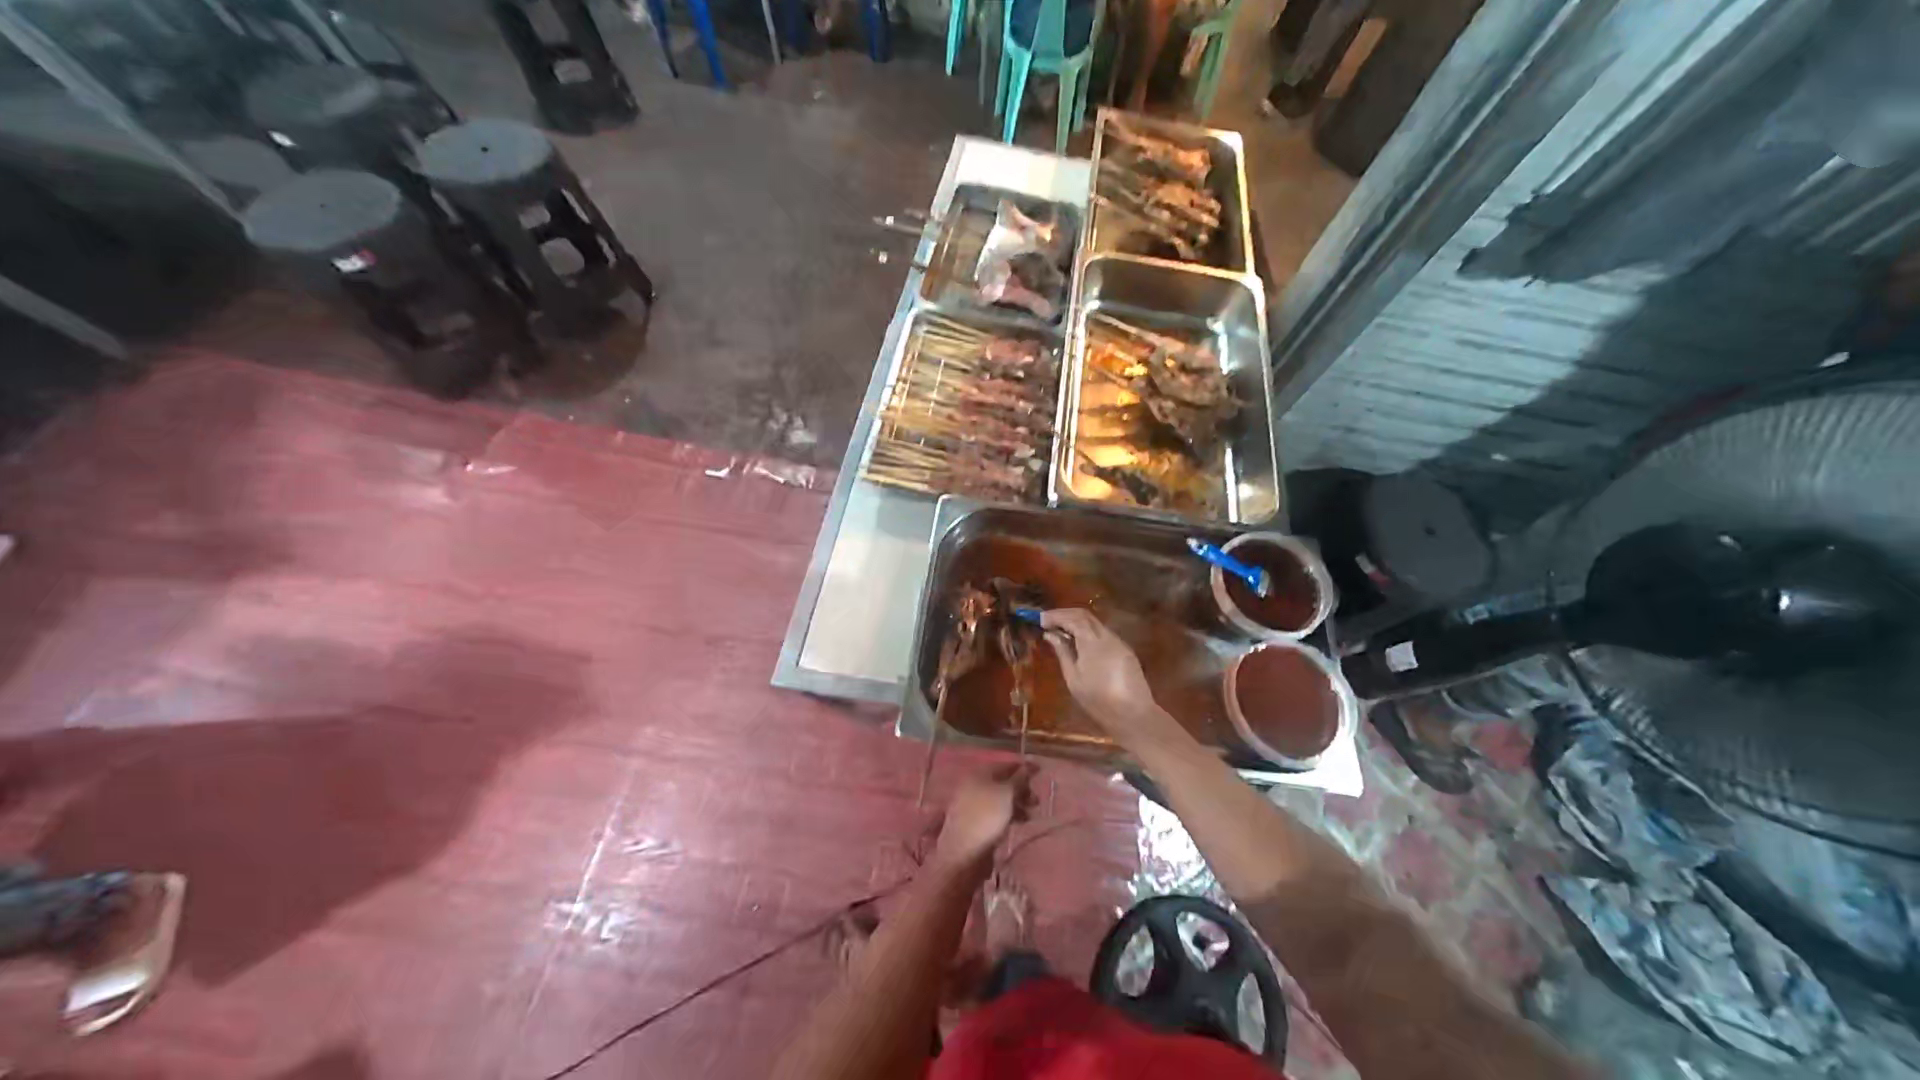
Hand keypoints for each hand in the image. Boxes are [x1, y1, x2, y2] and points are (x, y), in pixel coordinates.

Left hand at [933, 764, 1035, 871]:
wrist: (964, 852)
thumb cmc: (987, 817)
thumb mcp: (1007, 794)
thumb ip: (1019, 779)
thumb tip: (1029, 764)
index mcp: (980, 773)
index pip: (1006, 764)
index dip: (1024, 767)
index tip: (1041, 773)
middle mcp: (975, 784)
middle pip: (1004, 782)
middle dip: (1022, 789)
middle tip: (1036, 802)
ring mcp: (974, 804)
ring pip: (1001, 798)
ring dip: (1017, 804)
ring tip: (1029, 817)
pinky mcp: (976, 822)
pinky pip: (996, 812)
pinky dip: (1009, 815)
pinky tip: (1018, 824)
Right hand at [1040, 609, 1177, 743]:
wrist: (1134, 715)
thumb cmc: (1098, 700)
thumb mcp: (1074, 678)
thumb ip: (1063, 652)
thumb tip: (1050, 634)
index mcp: (1092, 641)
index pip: (1073, 618)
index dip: (1055, 616)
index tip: (1040, 620)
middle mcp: (1107, 636)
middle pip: (1085, 616)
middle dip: (1065, 615)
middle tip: (1048, 621)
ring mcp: (1119, 642)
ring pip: (1095, 623)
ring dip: (1077, 622)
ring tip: (1060, 631)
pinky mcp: (1125, 651)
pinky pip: (1103, 634)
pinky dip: (1088, 632)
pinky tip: (1078, 642)